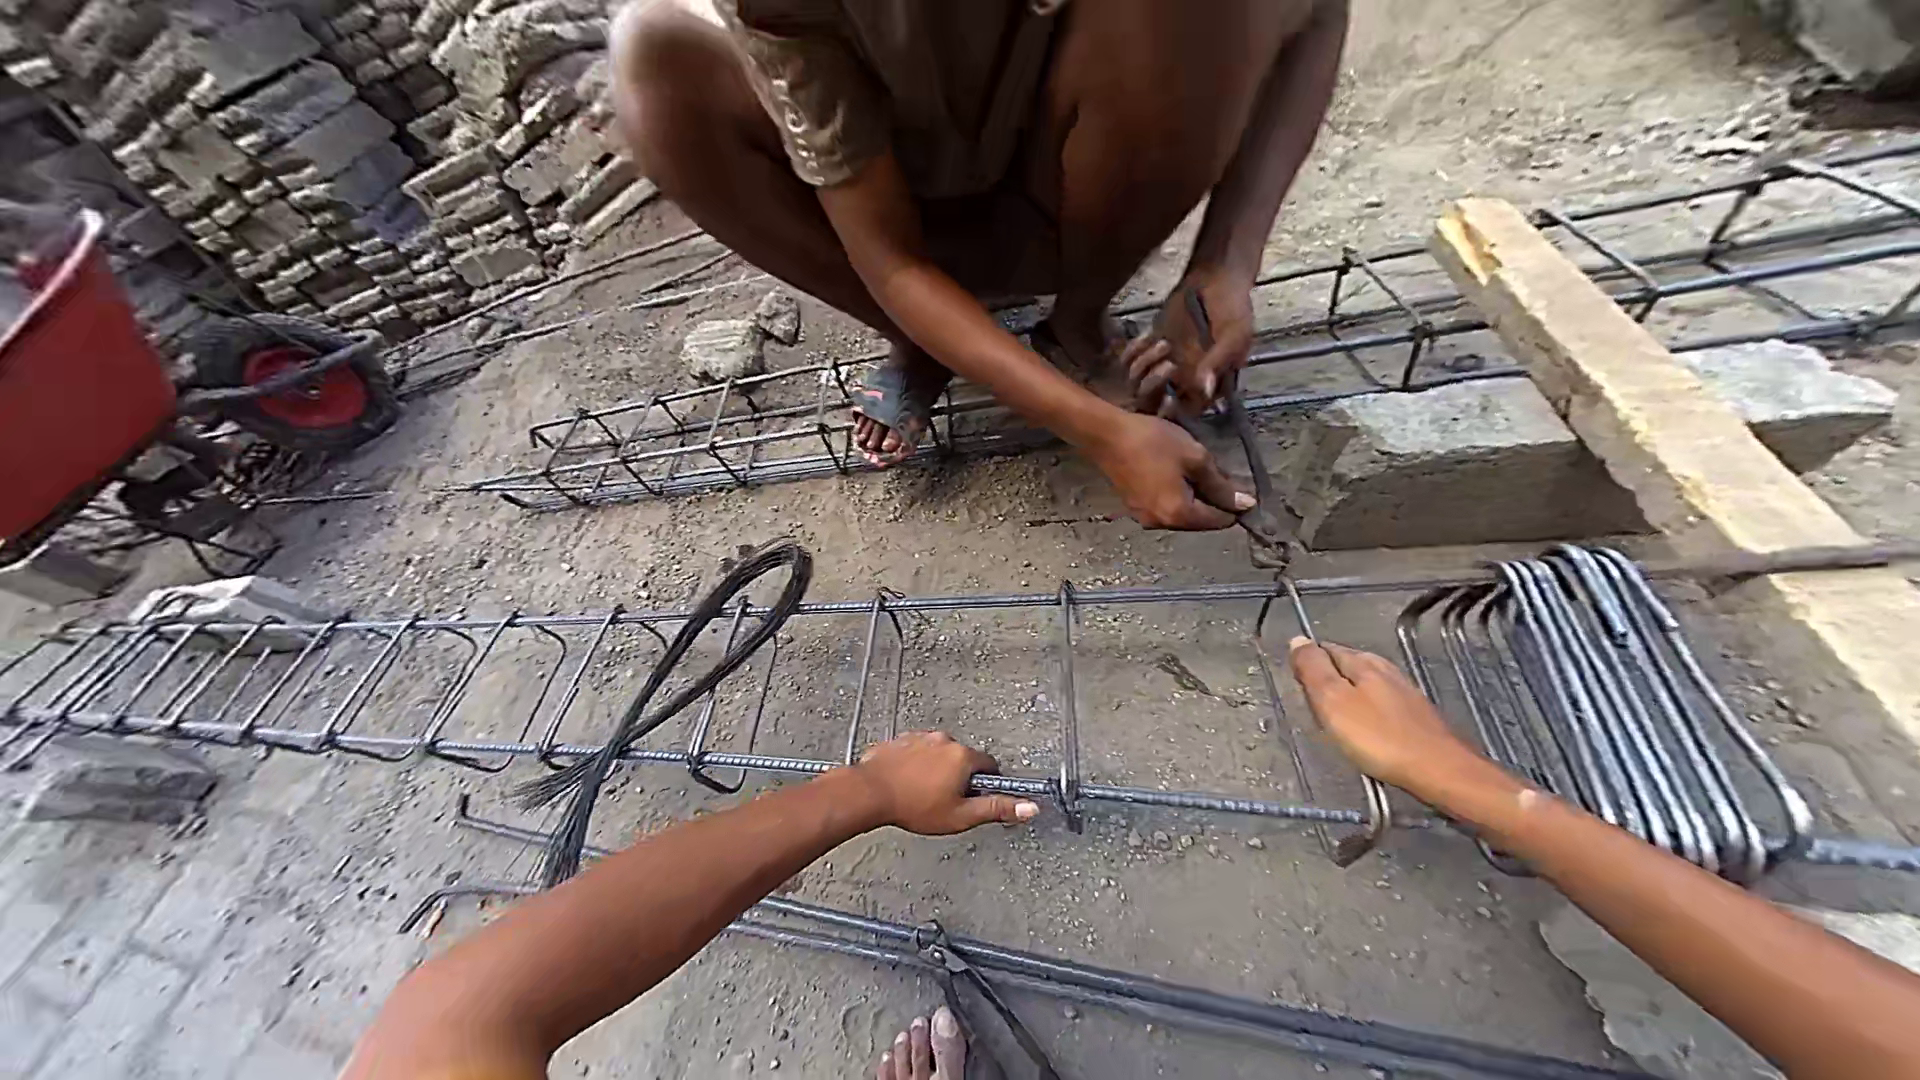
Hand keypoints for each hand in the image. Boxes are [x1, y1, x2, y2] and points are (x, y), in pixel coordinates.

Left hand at [844, 731, 1039, 834]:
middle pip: (963, 758)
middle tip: (946, 800)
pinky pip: (918, 751)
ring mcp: (921, 737)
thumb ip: (996, 809)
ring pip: (939, 754)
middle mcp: (944, 740)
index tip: (975, 797)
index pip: (989, 766)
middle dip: (959, 777)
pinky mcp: (902, 740)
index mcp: (963, 757)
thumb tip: (1029, 807)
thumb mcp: (960, 816)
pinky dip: (917, 764)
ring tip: (922, 793)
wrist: (870, 792)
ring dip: (937, 769)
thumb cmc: (912, 805)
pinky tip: (908, 783)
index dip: (985, 784)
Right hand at [1085, 411, 1252, 529]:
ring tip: (1190, 468)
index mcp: (1179, 515)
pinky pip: (1165, 508)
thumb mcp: (1195, 458)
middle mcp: (1161, 524)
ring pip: (1181, 514)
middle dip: (1212, 501)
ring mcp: (1145, 518)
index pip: (1220, 521)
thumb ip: (1221, 485)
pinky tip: (1171, 473)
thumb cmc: (1153, 443)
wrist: (1107, 436)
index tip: (1238, 482)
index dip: (1234, 504)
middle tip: (1211, 469)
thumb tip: (1245, 504)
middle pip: (1200, 521)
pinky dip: (1175, 496)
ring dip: (1192, 497)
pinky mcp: (1134, 508)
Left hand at [1125, 270, 1253, 416]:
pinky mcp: (1148, 346)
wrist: (1215, 276)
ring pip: (1138, 383)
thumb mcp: (1234, 334)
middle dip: (1155, 387)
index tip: (1169, 400)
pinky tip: (1147, 337)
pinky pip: (1129, 361)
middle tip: (1168, 365)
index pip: (1186, 412)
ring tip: (1162, 344)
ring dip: (1144, 367)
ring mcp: (1162, 363)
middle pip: (1154, 402)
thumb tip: (1204, 391)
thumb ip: (1219, 361)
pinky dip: (1133, 351)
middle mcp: (1181, 379)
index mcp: (1205, 384)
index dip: (1173, 412)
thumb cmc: (1232, 307)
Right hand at [1285, 637, 1512, 804]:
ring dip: (1347, 696)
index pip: (1324, 649)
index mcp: (1362, 662)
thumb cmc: (1379, 738)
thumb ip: (1313, 669)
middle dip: (1327, 680)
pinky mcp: (1417, 715)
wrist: (1441, 773)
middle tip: (1315, 708)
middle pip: (1344, 665)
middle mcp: (1385, 670)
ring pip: (1363, 684)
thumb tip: (1298, 639)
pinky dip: (1366, 711)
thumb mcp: (1333, 701)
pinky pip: (1380, 703)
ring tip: (1336, 720)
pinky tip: (1365, 729)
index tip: (1299, 687)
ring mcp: (1404, 692)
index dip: (1307, 664)